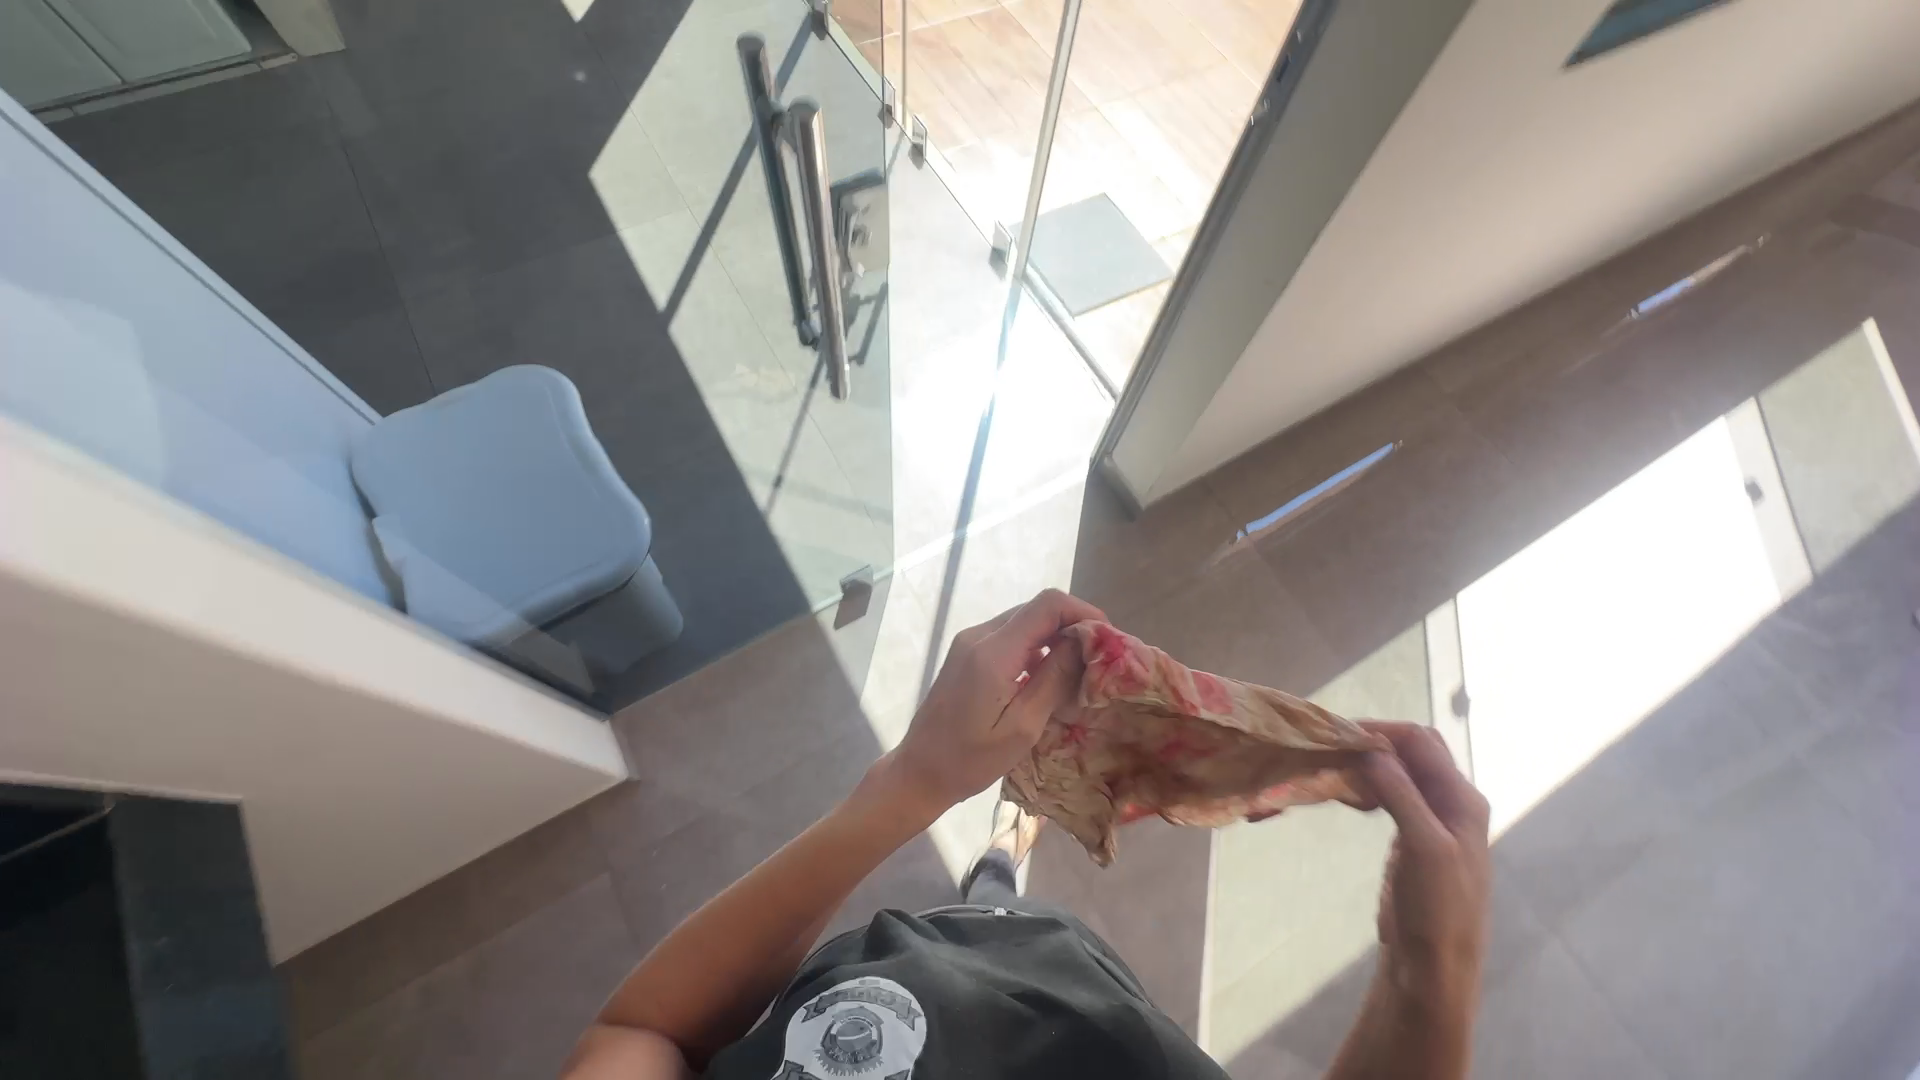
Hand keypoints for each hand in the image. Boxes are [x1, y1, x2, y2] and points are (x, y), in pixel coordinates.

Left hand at [882, 589, 1104, 814]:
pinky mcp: (967, 654)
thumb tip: (1085, 641)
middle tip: (1098, 661)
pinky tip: (1047, 679)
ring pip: (1024, 622)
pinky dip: (1034, 649)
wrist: (919, 771)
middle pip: (1037, 610)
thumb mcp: (1023, 726)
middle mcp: (979, 635)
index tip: (1108, 641)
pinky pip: (1010, 638)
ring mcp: (970, 643)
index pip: (1048, 605)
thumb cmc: (971, 759)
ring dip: (1054, 639)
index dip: (1084, 613)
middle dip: (1073, 627)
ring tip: (1078, 673)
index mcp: (993, 651)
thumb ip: (1054, 678)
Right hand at [1359, 722, 1491, 1001]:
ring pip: (1401, 769)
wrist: (1435, 963)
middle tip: (1332, 745)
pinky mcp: (1414, 834)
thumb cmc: (1436, 906)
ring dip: (1370, 759)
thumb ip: (1401, 793)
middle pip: (1414, 750)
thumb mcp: (1423, 846)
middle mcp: (1452, 801)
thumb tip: (1370, 746)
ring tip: (1334, 762)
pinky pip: (1392, 792)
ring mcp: (1433, 818)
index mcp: (1463, 798)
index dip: (1380, 730)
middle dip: (1374, 739)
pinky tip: (1348, 790)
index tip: (1337, 733)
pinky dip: (1369, 781)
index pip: (1420, 741)